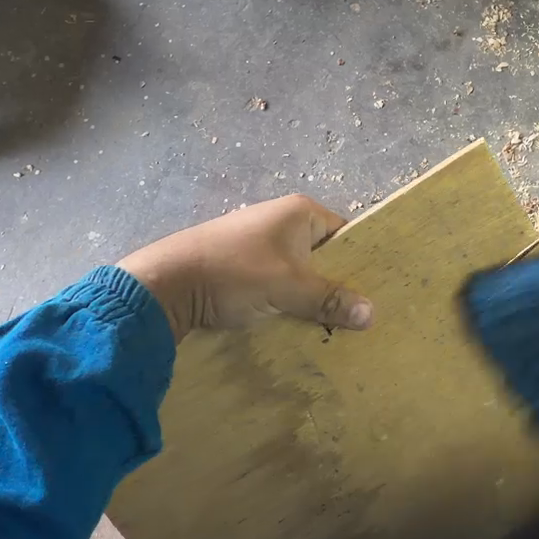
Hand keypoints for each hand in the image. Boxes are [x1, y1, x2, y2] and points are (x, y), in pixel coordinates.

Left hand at [118, 195, 373, 342]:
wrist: (165, 284)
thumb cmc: (235, 273)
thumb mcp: (289, 287)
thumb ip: (330, 300)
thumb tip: (373, 314)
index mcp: (300, 211)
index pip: (345, 234)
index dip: (359, 260)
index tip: (373, 290)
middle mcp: (280, 220)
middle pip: (321, 255)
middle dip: (334, 284)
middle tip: (354, 315)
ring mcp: (256, 243)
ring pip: (296, 273)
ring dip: (306, 297)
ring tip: (327, 326)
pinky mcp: (236, 266)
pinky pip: (273, 283)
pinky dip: (282, 302)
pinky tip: (290, 324)